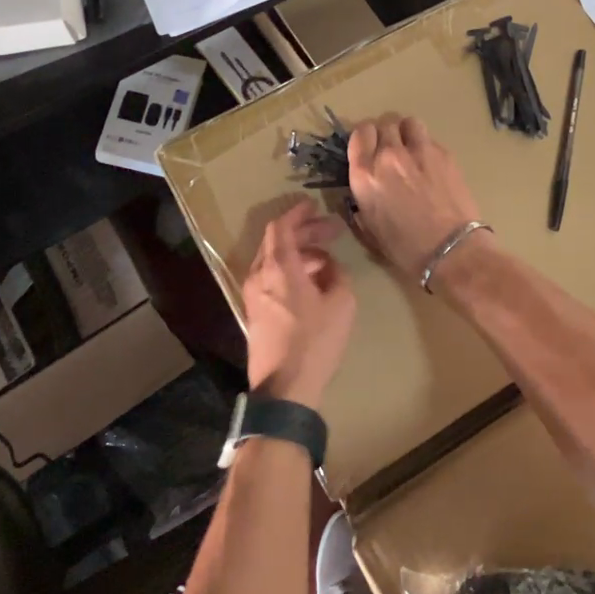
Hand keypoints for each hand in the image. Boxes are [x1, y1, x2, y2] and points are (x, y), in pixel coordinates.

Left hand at [242, 198, 354, 407]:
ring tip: (326, 259)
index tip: (314, 205)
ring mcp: (253, 295)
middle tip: (332, 232)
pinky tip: (312, 282)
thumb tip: (329, 266)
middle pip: (277, 242)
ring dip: (298, 253)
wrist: (284, 388)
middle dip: (305, 233)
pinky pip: (271, 279)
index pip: (282, 227)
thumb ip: (337, 275)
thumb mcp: (341, 303)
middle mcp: (259, 276)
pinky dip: (290, 271)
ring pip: (273, 261)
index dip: (298, 213)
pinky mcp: (255, 313)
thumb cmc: (315, 342)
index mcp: (278, 267)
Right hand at [347, 115, 484, 281]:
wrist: (450, 250)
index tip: (369, 147)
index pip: (359, 133)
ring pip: (408, 122)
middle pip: (384, 123)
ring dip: (406, 132)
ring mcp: (418, 151)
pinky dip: (426, 145)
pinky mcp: (444, 153)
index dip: (364, 138)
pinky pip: (429, 138)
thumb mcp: (369, 226)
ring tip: (411, 148)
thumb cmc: (405, 248)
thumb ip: (362, 198)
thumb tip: (365, 185)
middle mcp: (389, 156)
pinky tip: (430, 164)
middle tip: (391, 150)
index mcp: (365, 175)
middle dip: (385, 133)